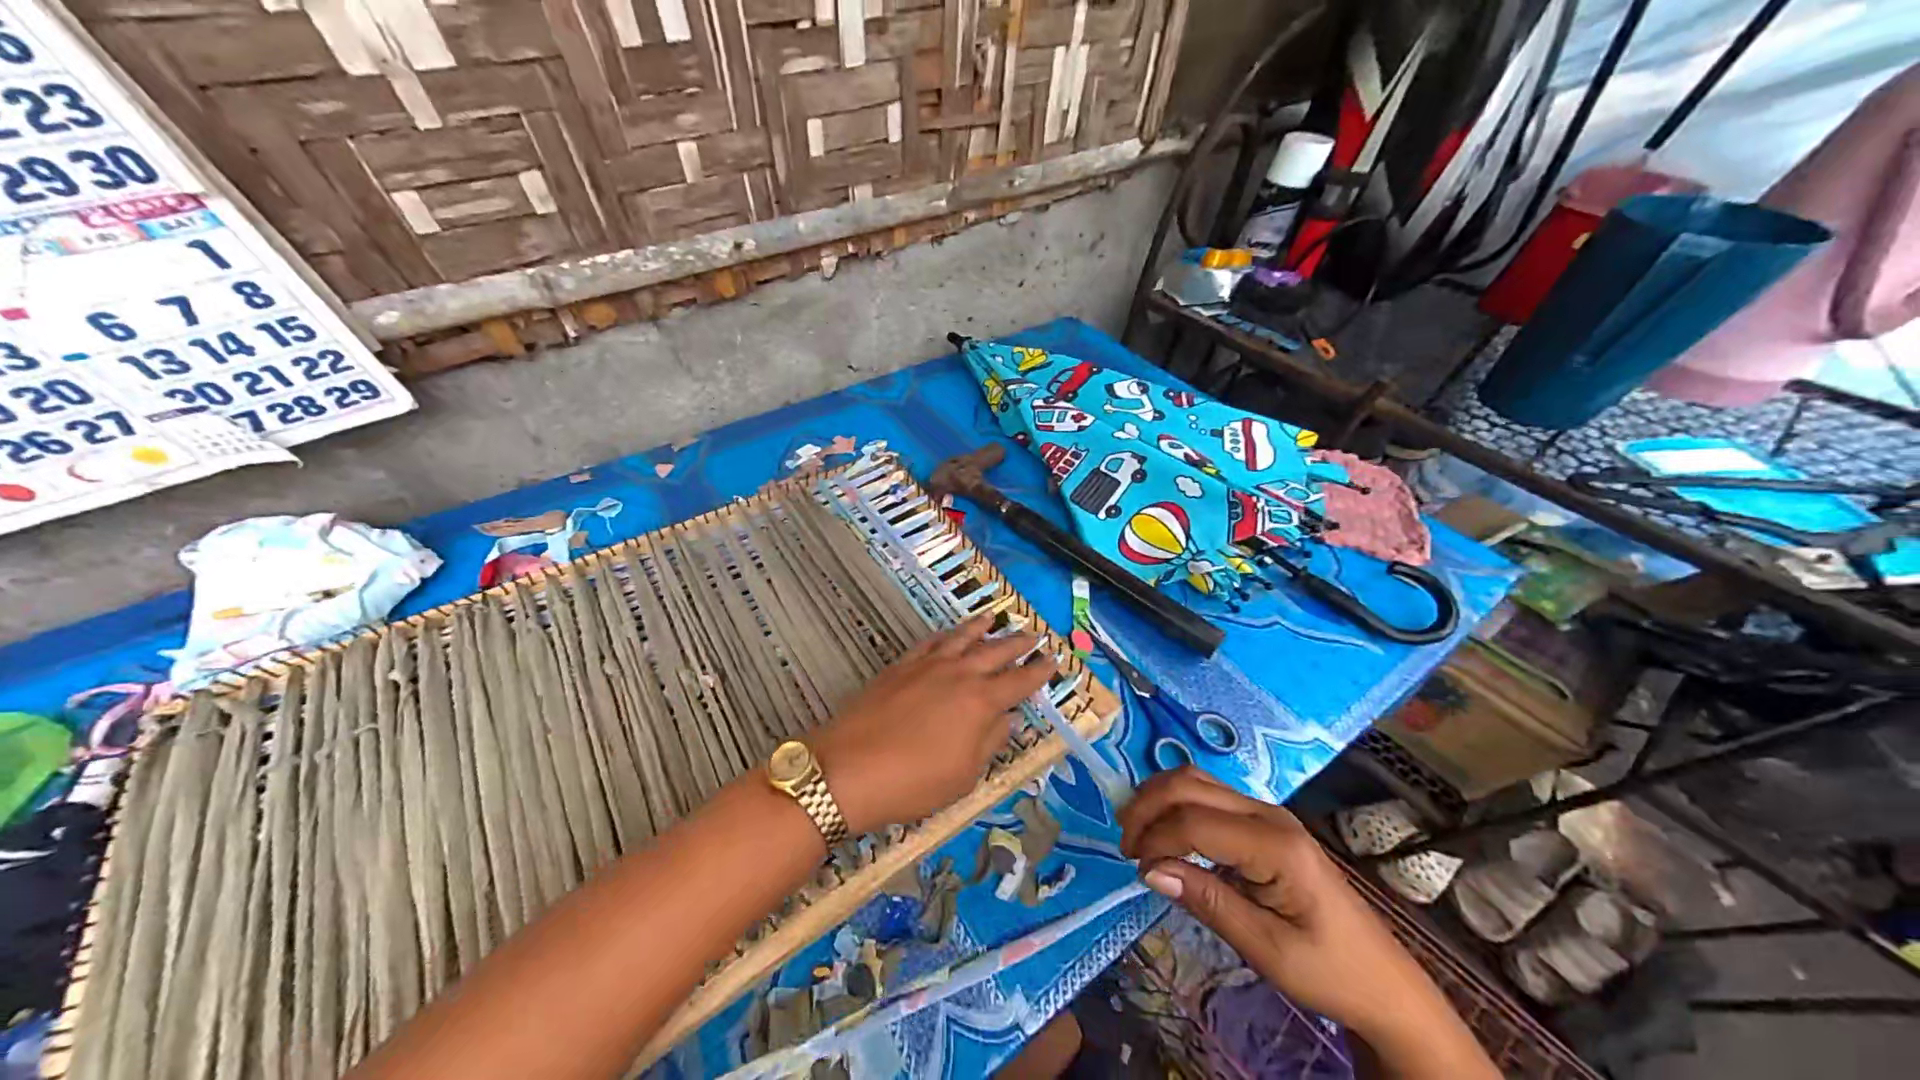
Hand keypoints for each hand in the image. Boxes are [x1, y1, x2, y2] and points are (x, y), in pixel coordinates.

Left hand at [812, 614, 1055, 834]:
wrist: (848, 770)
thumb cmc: (913, 783)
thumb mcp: (964, 775)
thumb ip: (990, 742)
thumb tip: (1008, 718)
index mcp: (980, 703)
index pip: (1019, 682)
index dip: (1039, 672)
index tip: (1053, 660)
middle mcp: (958, 675)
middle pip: (994, 652)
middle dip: (1016, 644)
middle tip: (1032, 636)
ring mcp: (926, 666)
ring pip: (961, 638)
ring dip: (981, 627)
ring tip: (993, 617)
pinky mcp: (899, 667)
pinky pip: (930, 642)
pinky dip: (945, 635)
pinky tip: (948, 634)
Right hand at [1120, 769, 1496, 1078]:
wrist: (1384, 983)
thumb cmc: (1329, 971)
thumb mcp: (1267, 949)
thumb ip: (1208, 902)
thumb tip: (1148, 870)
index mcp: (1275, 845)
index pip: (1195, 822)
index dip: (1156, 839)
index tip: (1135, 869)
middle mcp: (1269, 815)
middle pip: (1191, 785)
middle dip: (1148, 806)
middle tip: (1124, 844)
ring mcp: (1268, 814)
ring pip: (1197, 781)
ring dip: (1158, 800)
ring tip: (1136, 836)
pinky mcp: (1264, 823)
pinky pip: (1210, 797)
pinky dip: (1177, 806)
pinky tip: (1165, 834)